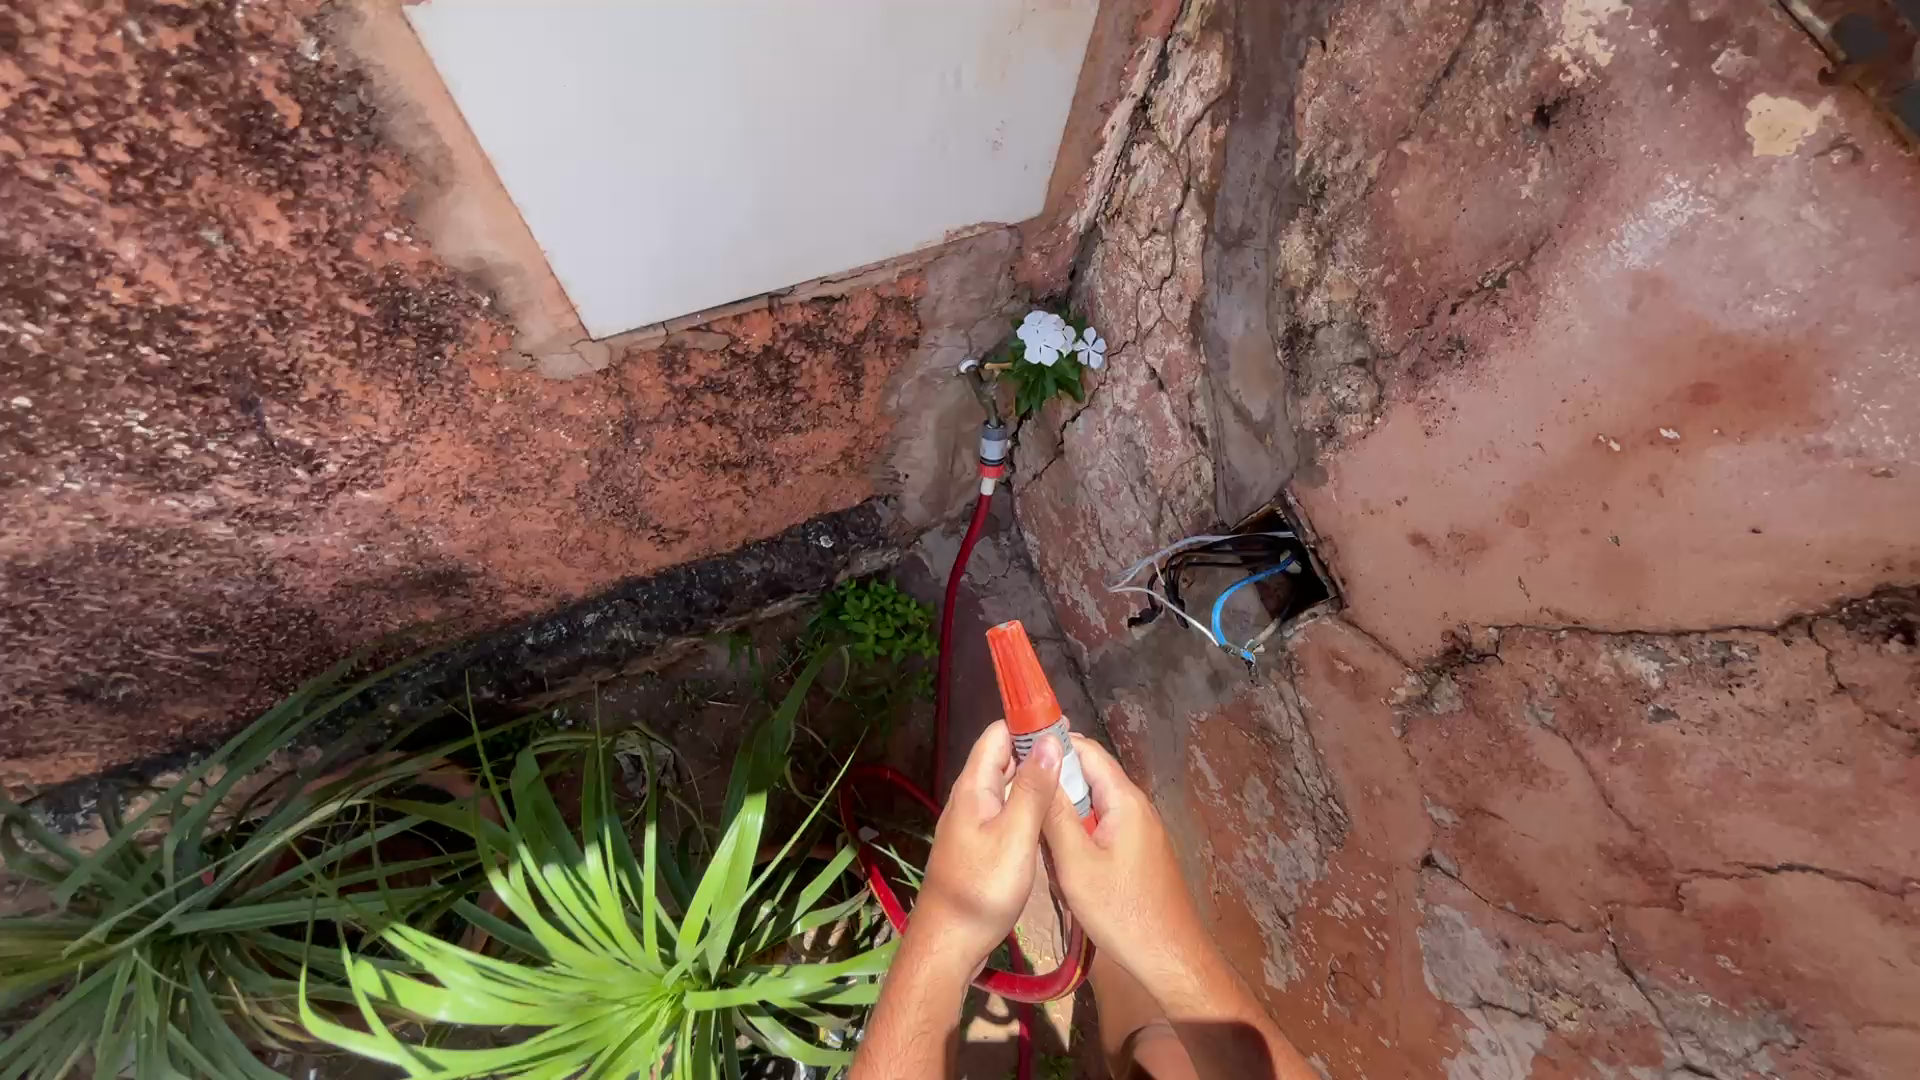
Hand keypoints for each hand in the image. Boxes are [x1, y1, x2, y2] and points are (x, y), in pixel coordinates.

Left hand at [913, 720, 1061, 966]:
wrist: (949, 944)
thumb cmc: (983, 887)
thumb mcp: (1015, 835)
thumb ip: (1033, 788)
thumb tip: (1050, 740)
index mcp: (974, 786)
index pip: (997, 735)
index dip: (1028, 726)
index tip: (1064, 727)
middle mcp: (969, 797)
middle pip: (1002, 758)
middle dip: (1036, 751)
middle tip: (1077, 758)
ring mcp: (971, 822)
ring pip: (1005, 786)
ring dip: (1034, 778)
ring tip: (1071, 782)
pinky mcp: (978, 844)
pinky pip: (1005, 810)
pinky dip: (1027, 804)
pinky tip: (1049, 816)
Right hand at [1040, 734, 1207, 982]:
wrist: (1169, 959)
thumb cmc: (1120, 910)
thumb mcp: (1076, 863)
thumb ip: (1055, 812)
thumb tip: (1039, 763)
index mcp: (1124, 798)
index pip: (1085, 750)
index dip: (1051, 746)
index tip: (1016, 755)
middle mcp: (1135, 804)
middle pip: (1088, 776)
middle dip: (1055, 786)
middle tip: (1021, 801)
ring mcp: (1140, 828)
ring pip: (1093, 804)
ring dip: (1065, 815)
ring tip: (1038, 836)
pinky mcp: (1139, 849)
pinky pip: (1102, 825)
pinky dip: (1079, 834)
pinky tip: (1063, 860)